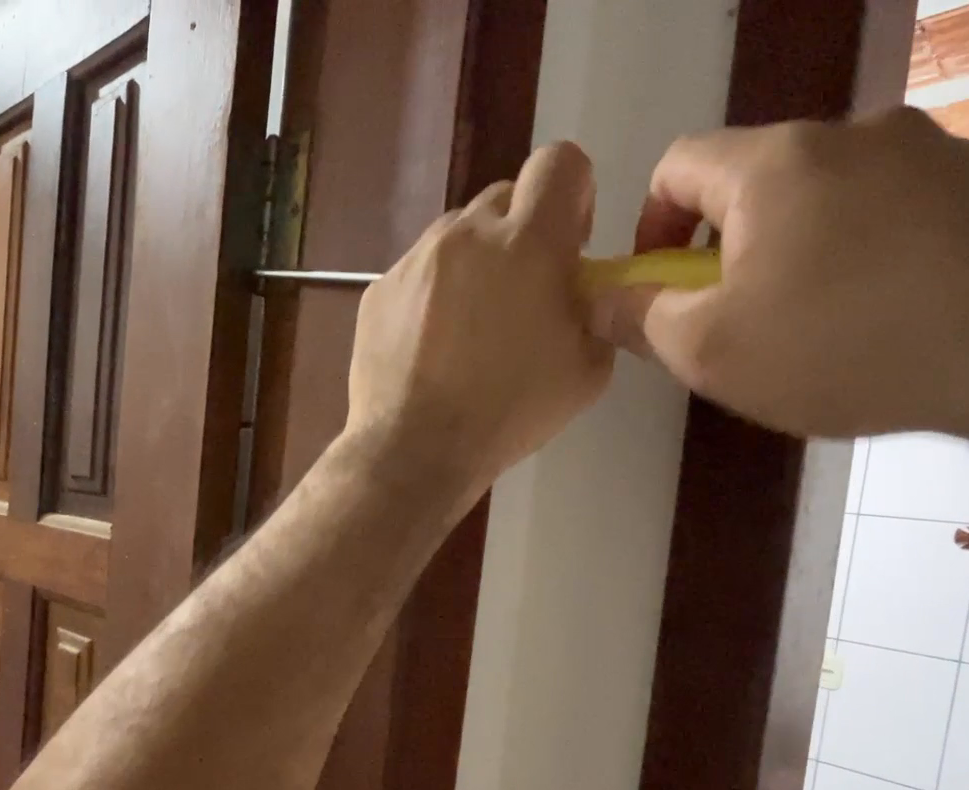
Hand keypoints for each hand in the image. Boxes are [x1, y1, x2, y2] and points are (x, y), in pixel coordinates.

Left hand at [345, 141, 614, 496]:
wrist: (416, 447)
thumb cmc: (511, 410)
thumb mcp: (589, 363)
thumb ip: (592, 304)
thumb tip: (575, 286)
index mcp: (528, 240)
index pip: (560, 162)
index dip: (572, 193)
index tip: (569, 241)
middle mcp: (465, 234)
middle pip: (503, 198)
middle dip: (520, 231)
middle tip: (521, 291)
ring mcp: (413, 261)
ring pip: (455, 236)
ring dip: (473, 263)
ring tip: (470, 325)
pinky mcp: (377, 291)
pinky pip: (415, 274)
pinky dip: (430, 295)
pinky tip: (430, 346)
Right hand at [594, 107, 968, 444]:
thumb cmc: (843, 347)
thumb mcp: (707, 350)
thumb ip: (636, 317)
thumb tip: (597, 298)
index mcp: (774, 163)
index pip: (676, 164)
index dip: (648, 226)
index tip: (661, 286)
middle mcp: (852, 134)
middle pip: (751, 182)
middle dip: (723, 247)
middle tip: (734, 319)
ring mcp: (932, 152)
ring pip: (823, 197)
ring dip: (793, 251)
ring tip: (811, 325)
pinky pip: (890, 211)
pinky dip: (862, 254)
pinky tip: (881, 316)